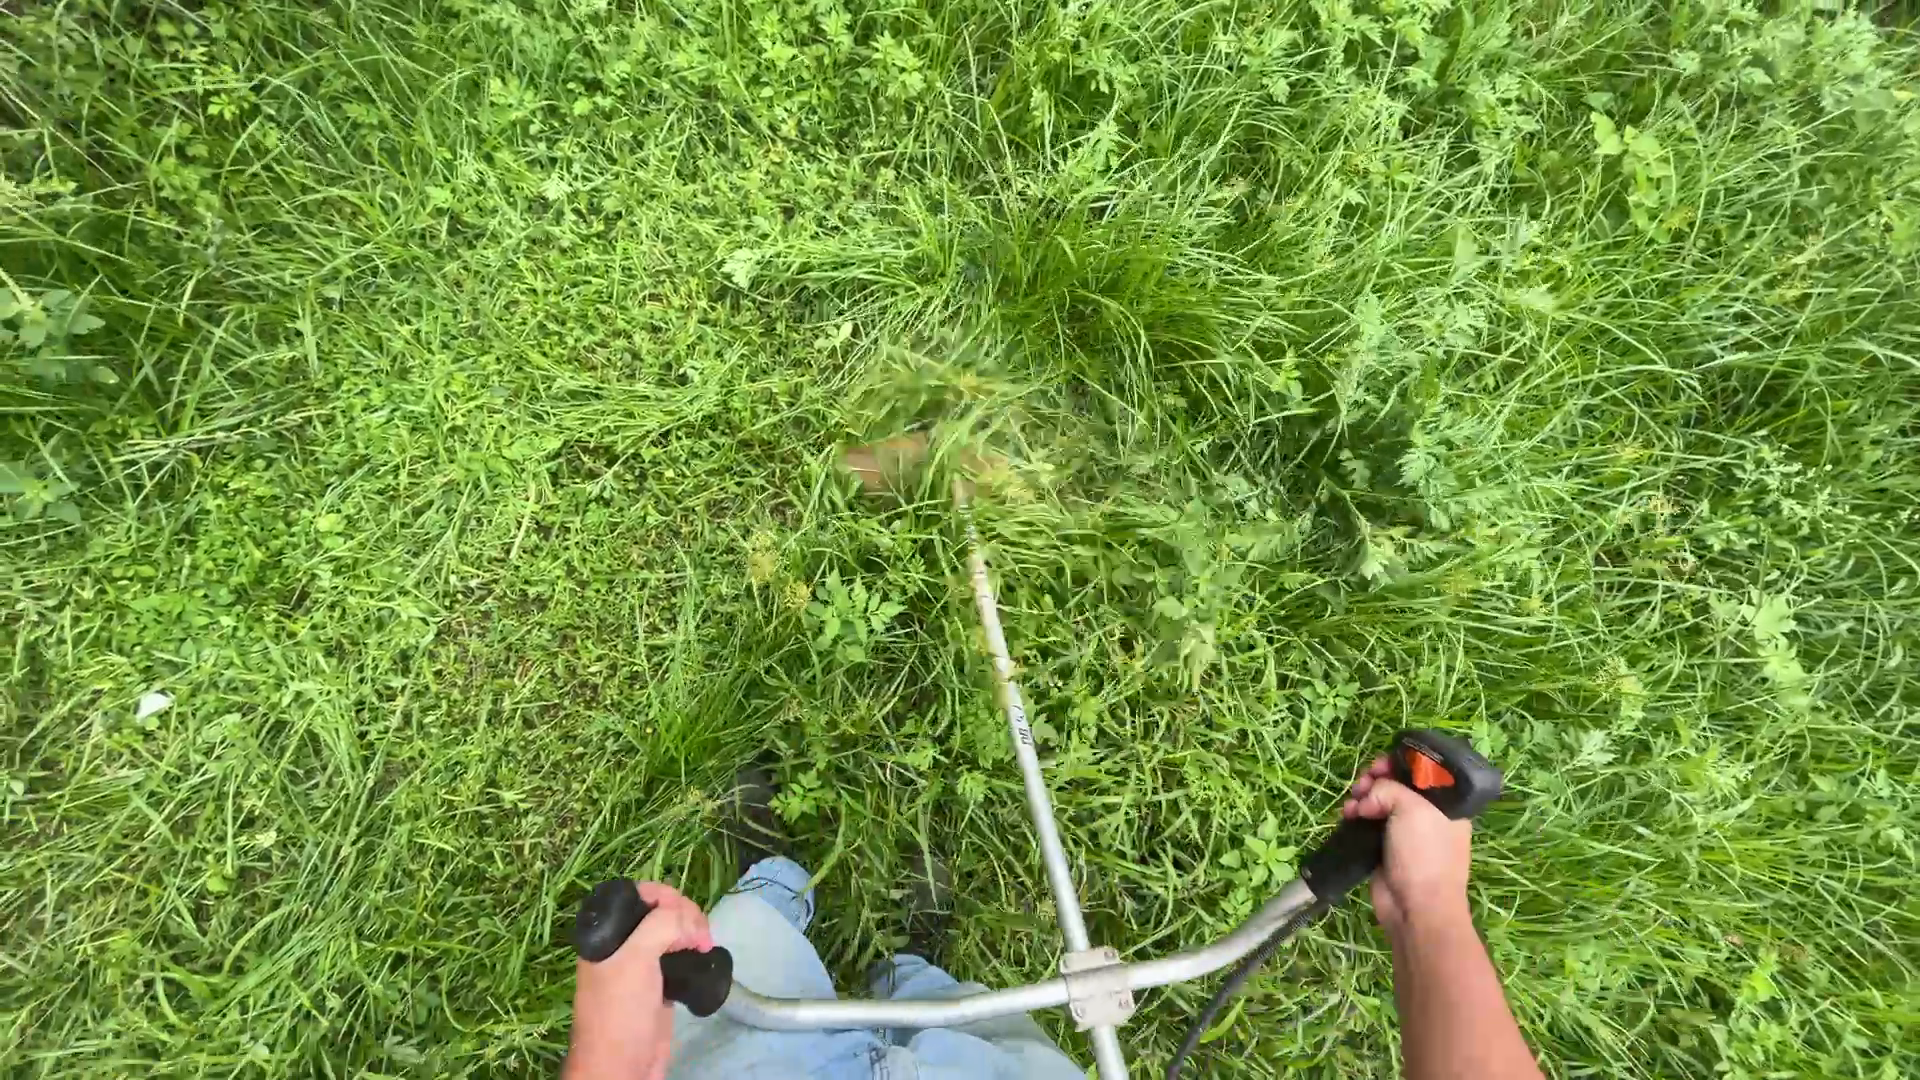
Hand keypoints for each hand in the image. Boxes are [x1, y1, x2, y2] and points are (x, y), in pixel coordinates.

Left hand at [564, 883, 713, 1079]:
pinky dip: (695, 949)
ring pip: (674, 930)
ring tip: (704, 945)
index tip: (683, 914)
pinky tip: (702, 955)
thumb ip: (664, 924)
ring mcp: (641, 965)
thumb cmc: (621, 1011)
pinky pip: (680, 953)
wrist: (622, 1070)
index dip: (665, 896)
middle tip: (699, 935)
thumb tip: (692, 924)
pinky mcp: (659, 984)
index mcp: (606, 935)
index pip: (638, 895)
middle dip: (685, 914)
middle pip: (661, 910)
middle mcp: (622, 945)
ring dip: (693, 930)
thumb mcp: (636, 957)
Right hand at [1341, 756, 1471, 935]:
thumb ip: (1388, 789)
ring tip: (1353, 806)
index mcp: (1446, 807)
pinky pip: (1367, 820)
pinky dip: (1356, 814)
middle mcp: (1427, 816)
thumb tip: (1367, 799)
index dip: (1399, 765)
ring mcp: (1404, 832)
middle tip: (1362, 786)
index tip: (1379, 766)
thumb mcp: (1412, 809)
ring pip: (1378, 801)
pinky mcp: (1384, 845)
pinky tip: (1348, 815)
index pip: (1422, 773)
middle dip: (1375, 780)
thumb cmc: (1423, 855)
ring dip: (1362, 797)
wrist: (1416, 907)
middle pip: (1395, 784)